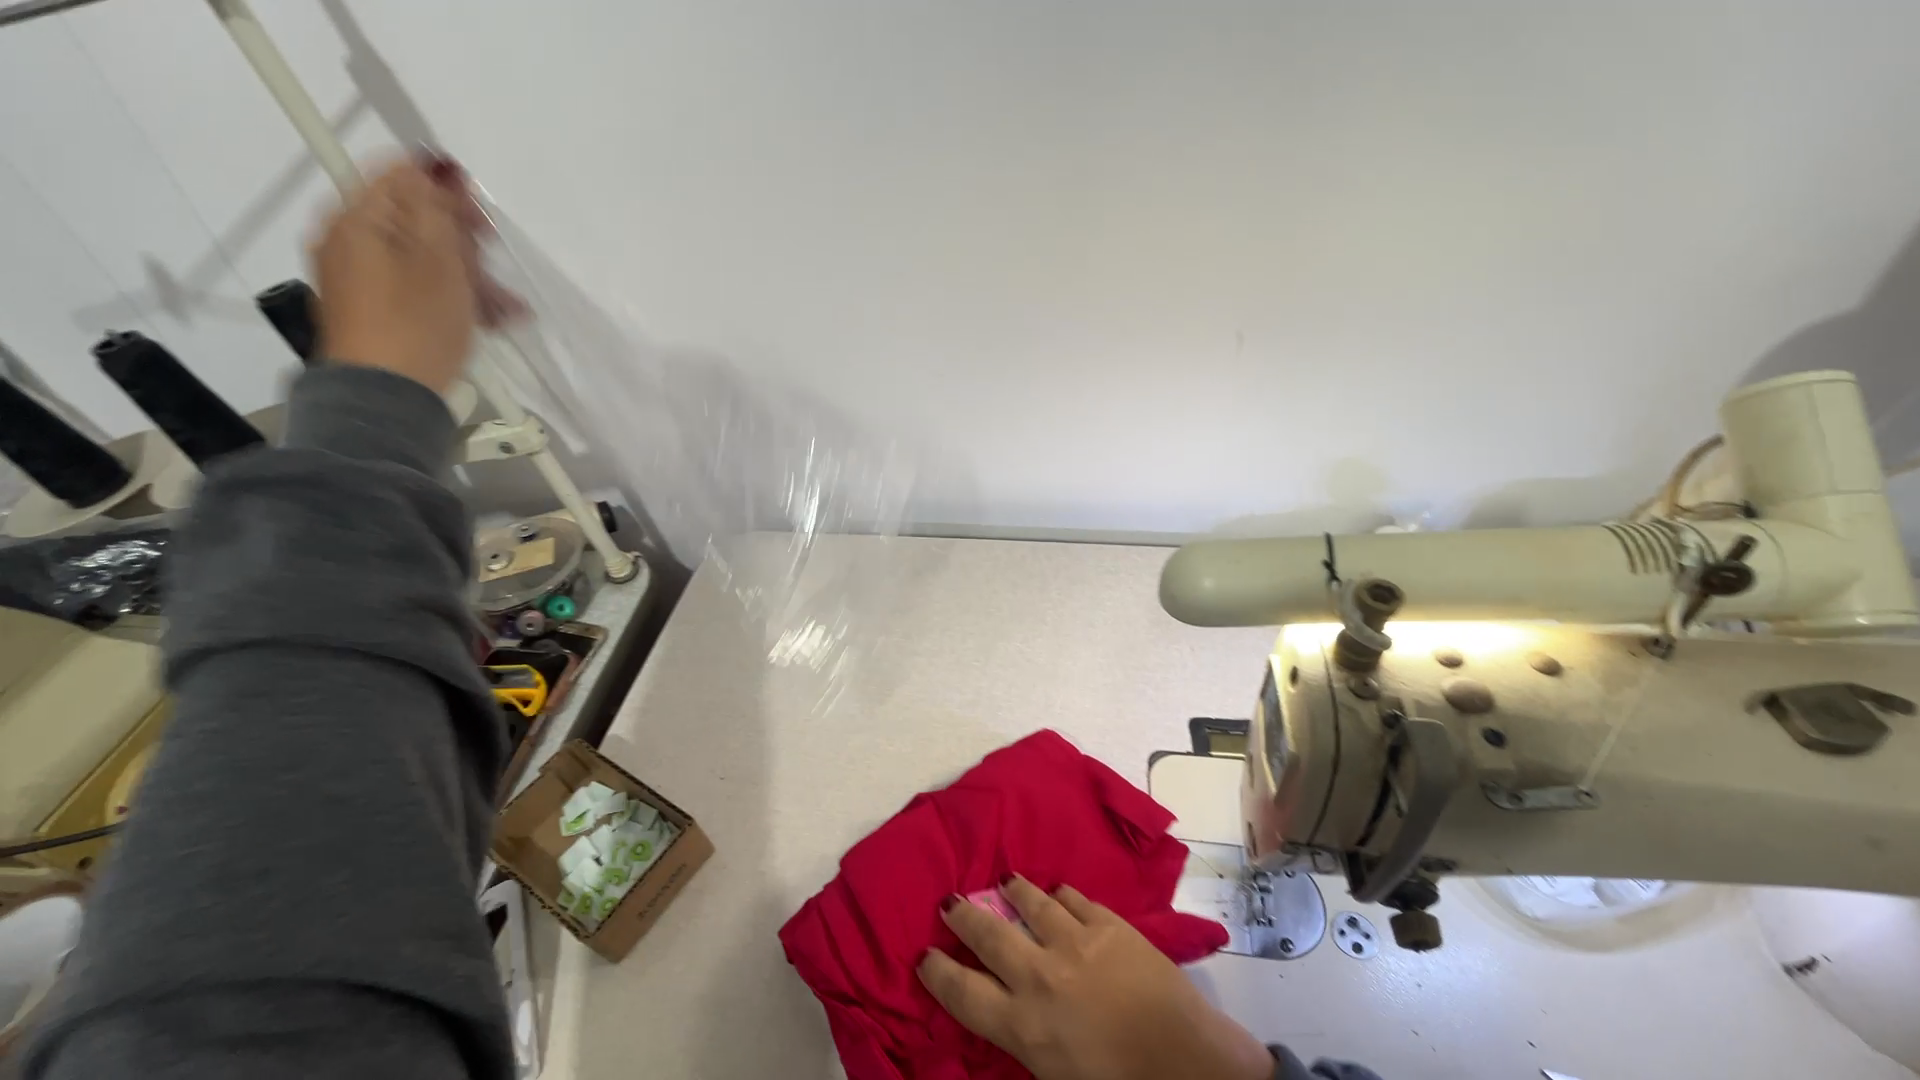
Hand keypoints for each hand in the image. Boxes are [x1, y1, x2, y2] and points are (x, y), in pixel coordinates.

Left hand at [310, 159, 484, 392]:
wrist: (386, 397)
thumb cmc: (415, 323)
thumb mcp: (437, 258)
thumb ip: (437, 207)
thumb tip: (437, 168)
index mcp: (357, 219)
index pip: (401, 175)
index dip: (447, 190)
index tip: (481, 223)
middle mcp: (348, 240)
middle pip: (414, 218)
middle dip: (461, 240)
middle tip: (492, 267)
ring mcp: (359, 278)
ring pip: (422, 257)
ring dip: (467, 274)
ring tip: (505, 306)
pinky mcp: (373, 311)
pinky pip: (417, 287)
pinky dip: (451, 295)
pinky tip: (488, 317)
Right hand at [919, 876, 1271, 1079]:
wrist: (1182, 1060)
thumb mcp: (1051, 1074)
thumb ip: (1020, 1037)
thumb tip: (1003, 1013)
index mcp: (1021, 1023)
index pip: (961, 991)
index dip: (937, 971)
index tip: (924, 956)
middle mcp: (1038, 975)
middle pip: (987, 935)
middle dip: (963, 917)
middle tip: (951, 903)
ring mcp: (1074, 943)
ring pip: (1031, 903)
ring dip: (1013, 891)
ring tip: (1005, 882)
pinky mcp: (1108, 925)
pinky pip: (1075, 899)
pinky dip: (1061, 895)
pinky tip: (1057, 892)